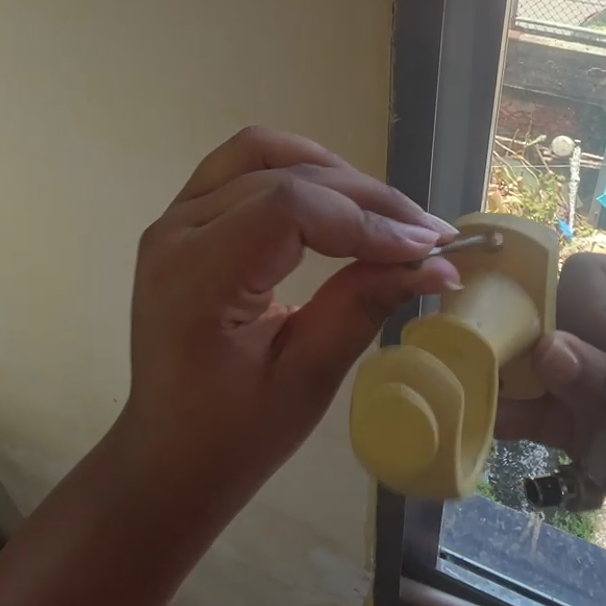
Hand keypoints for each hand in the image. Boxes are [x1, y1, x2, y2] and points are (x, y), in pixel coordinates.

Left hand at [114, 126, 461, 504]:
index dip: (365, 220)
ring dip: (329, 170)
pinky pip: (243, 165)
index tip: (426, 247)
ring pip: (260, 152)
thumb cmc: (231, 436)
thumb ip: (362, 306)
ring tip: (383, 212)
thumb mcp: (305, 379)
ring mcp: (174, 218)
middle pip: (281, 174)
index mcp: (193, 278)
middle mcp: (175, 232)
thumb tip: (437, 264)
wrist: (168, 454)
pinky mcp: (185, 218)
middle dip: (363, 198)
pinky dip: (296, 170)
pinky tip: (335, 198)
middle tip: (425, 233)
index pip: (288, 209)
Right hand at [497, 253, 605, 605]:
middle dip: (529, 334)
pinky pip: (546, 415)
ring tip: (472, 386)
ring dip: (513, 376)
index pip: (601, 279)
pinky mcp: (594, 439)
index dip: (585, 309)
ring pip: (545, 366)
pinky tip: (484, 420)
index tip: (597, 361)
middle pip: (562, 316)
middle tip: (500, 364)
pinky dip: (517, 416)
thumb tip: (544, 346)